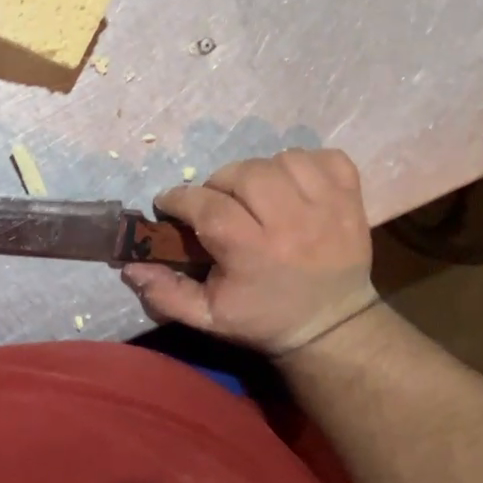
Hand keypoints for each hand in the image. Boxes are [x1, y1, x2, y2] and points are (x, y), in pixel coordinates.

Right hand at [121, 149, 379, 355]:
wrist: (330, 325)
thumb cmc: (260, 319)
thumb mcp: (206, 316)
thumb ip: (166, 294)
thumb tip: (131, 268)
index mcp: (252, 252)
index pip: (208, 206)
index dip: (181, 199)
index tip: (168, 204)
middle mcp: (291, 223)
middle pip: (245, 174)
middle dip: (218, 183)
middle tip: (212, 201)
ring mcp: (327, 206)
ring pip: (282, 160)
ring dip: (258, 171)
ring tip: (250, 194)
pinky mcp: (351, 197)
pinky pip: (324, 157)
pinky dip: (301, 163)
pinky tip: (288, 185)